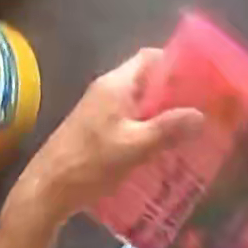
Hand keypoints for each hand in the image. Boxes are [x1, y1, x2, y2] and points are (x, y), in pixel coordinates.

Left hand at [6, 49, 203, 229]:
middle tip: (201, 105)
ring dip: (161, 111)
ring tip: (189, 127)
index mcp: (116, 84)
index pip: (149, 57)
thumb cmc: (89, 163)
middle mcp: (107, 89)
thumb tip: (200, 114)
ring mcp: (99, 108)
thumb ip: (166, 130)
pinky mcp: (95, 128)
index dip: (174, 62)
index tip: (199, 76)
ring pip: (138, 100)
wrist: (46, 190)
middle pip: (146, 79)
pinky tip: (163, 146)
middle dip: (173, 90)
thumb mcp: (133, 148)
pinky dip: (147, 125)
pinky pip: (129, 117)